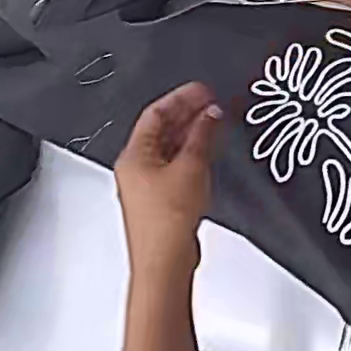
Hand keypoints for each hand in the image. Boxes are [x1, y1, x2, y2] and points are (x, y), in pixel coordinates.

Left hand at [115, 82, 219, 272]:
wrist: (165, 261)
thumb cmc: (167, 219)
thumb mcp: (191, 166)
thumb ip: (202, 135)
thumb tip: (210, 113)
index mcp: (134, 155)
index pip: (155, 113)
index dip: (181, 98)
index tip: (202, 89)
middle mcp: (136, 167)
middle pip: (162, 129)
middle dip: (188, 113)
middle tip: (212, 101)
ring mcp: (149, 183)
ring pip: (170, 146)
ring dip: (193, 132)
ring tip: (216, 120)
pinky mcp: (162, 197)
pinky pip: (177, 163)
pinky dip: (193, 151)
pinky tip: (210, 148)